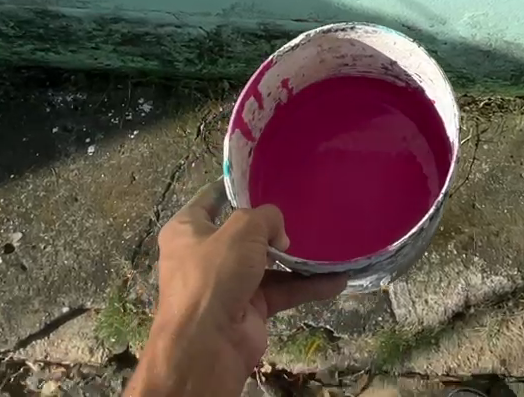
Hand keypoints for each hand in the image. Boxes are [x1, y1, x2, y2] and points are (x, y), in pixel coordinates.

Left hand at [126, 184, 344, 396]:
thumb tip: (278, 235)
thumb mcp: (242, 229)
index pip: (210, 199)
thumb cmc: (214, 274)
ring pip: (267, 263)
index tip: (261, 175)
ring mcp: (228, 284)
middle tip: (301, 209)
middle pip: (244, 232)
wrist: (207, 347)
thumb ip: (266, 217)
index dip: (233, 186)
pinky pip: (282, 290)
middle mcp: (205, 255)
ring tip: (327, 241)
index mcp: (187, 230)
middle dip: (272, 225)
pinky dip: (307, 286)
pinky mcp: (249, 309)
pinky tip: (335, 279)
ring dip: (296, 257)